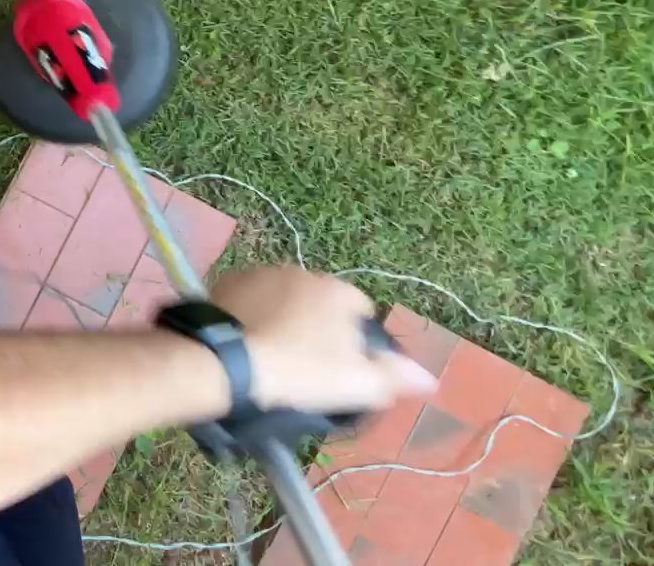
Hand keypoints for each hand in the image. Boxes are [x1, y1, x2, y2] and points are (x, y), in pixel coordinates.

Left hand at [210, 267, 437, 413]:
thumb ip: (396, 376)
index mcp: (336, 289)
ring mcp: (258, 272)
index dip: (358, 337)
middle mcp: (298, 271)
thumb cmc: (301, 370)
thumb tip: (427, 377)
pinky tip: (250, 338)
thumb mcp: (359, 383)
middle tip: (312, 359)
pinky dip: (254, 313)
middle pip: (321, 300)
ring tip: (278, 351)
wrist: (227, 359)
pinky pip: (251, 298)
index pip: (361, 309)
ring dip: (286, 316)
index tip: (346, 363)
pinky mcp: (226, 281)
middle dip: (321, 323)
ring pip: (284, 296)